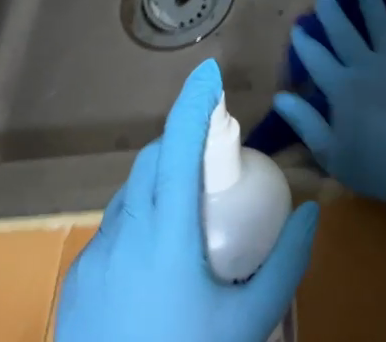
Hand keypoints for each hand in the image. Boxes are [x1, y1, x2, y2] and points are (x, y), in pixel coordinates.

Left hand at [56, 60, 318, 341]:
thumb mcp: (249, 321)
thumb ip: (287, 263)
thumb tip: (310, 211)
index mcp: (167, 234)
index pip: (179, 148)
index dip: (195, 103)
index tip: (209, 70)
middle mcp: (124, 233)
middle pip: (152, 160)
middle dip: (183, 138)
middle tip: (217, 152)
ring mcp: (93, 258)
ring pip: (130, 195)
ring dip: (161, 181)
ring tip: (193, 209)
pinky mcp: (75, 283)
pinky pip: (112, 230)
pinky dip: (140, 219)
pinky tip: (159, 258)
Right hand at [272, 0, 385, 241]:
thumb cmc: (373, 165)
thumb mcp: (330, 152)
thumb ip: (305, 122)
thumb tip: (281, 97)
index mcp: (341, 88)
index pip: (316, 59)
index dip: (304, 43)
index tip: (297, 28)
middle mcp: (367, 67)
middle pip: (345, 34)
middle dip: (332, 15)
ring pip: (381, 25)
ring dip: (371, 4)